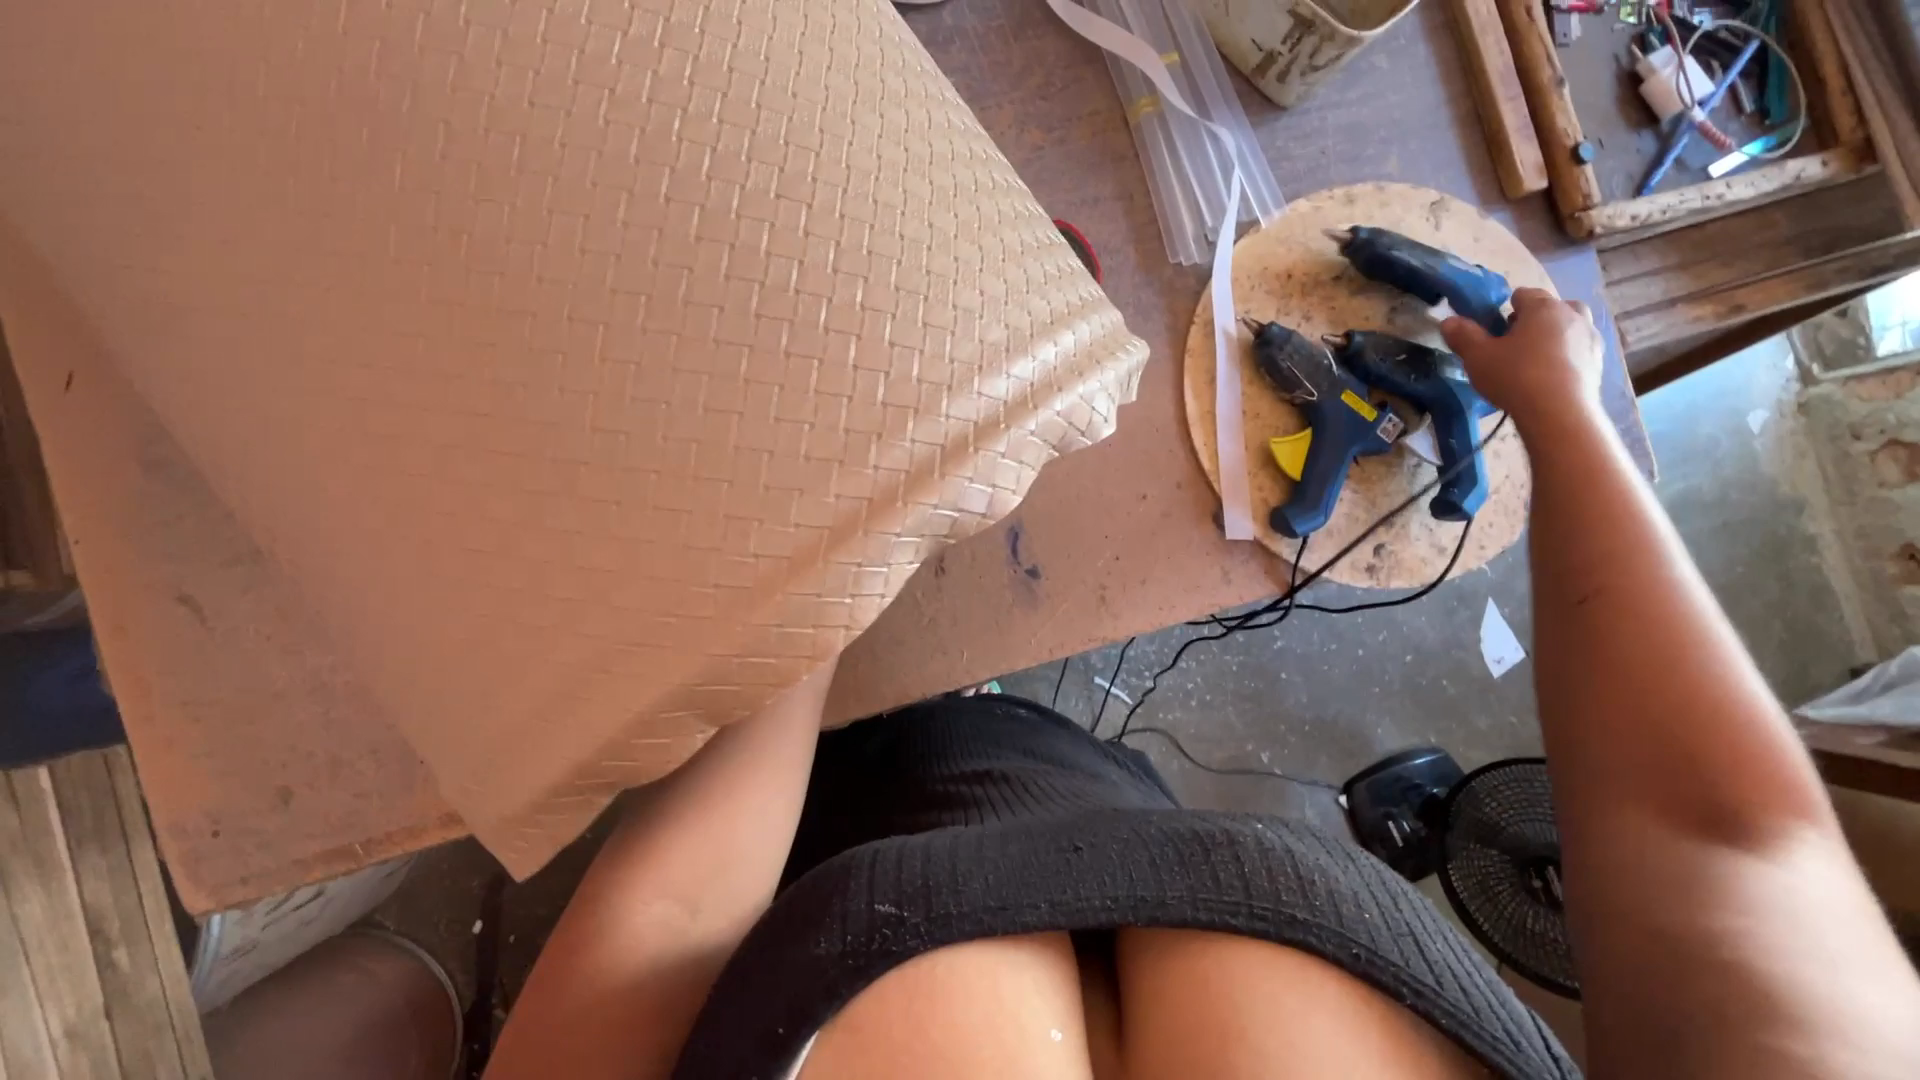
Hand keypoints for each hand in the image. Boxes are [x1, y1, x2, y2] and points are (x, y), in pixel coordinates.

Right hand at [1440, 287, 1602, 422]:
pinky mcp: (1599, 360)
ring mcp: (1590, 337)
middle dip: (1534, 321)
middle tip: (1514, 345)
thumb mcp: (1478, 357)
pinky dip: (1566, 357)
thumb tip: (1449, 321)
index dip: (1505, 308)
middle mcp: (1572, 314)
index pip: (1523, 294)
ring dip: (1553, 337)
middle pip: (1551, 307)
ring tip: (1534, 361)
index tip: (1494, 330)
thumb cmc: (1515, 377)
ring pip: (1569, 327)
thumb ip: (1463, 336)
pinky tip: (1550, 378)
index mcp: (1543, 307)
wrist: (1559, 412)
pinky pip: (1579, 350)